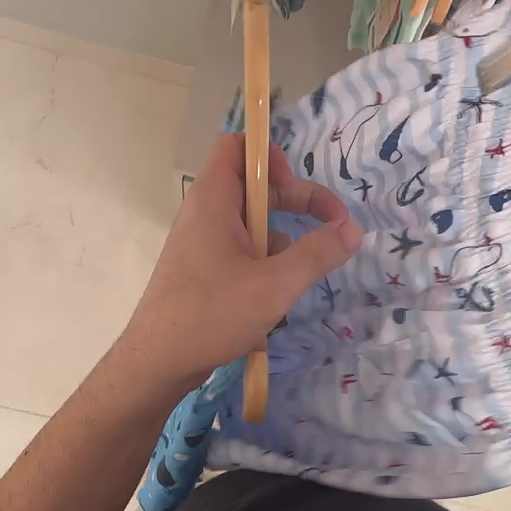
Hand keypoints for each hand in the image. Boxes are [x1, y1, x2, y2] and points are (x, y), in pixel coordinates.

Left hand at [114, 133, 361, 391]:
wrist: (158, 363)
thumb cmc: (212, 315)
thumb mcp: (274, 285)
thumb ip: (317, 254)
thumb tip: (353, 230)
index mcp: (213, 201)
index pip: (236, 147)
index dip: (270, 156)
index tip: (294, 186)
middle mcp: (204, 216)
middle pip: (254, 188)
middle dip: (295, 203)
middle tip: (333, 228)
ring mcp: (201, 247)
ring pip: (250, 227)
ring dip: (282, 242)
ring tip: (302, 276)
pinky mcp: (202, 275)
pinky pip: (240, 255)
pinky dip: (264, 266)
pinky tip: (276, 298)